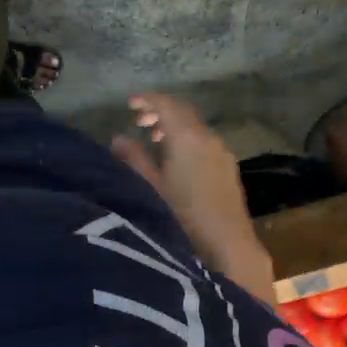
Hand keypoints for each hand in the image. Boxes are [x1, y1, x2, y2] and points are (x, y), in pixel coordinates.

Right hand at [111, 93, 274, 302]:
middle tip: (138, 120)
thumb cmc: (182, 216)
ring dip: (174, 126)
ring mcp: (222, 152)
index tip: (130, 103)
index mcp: (186, 136)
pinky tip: (176, 159)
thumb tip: (118, 138)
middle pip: (182, 112)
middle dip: (160, 111)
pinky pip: (204, 141)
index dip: (147, 99)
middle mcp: (207, 137)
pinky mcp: (229, 168)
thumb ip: (133, 159)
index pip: (166, 104)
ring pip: (195, 127)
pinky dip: (187, 139)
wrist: (229, 247)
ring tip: (154, 140)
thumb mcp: (150, 187)